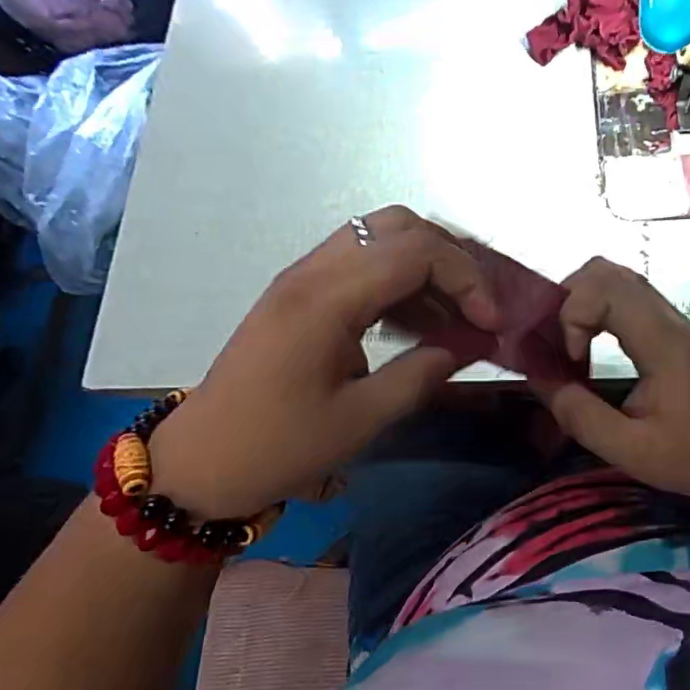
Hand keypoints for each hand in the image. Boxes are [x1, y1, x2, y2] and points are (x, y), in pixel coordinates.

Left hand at [148, 207, 497, 516]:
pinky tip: (417, 319)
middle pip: (399, 226)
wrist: (200, 463)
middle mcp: (313, 271)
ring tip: (453, 315)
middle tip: (474, 307)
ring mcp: (303, 277)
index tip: (490, 324)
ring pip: (380, 236)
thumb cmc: (278, 447)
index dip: (466, 279)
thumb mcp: (361, 419)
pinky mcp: (300, 292)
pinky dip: (400, 277)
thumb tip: (471, 343)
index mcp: (325, 299)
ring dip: (426, 264)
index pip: (415, 252)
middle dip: (450, 258)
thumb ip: (422, 373)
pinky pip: (361, 261)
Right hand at [531, 258, 689, 503]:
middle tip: (558, 346)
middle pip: (604, 272)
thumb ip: (583, 418)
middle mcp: (664, 317)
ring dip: (578, 302)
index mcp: (661, 343)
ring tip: (568, 344)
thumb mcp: (632, 453)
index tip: (572, 360)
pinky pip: (619, 293)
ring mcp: (666, 316)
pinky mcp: (662, 324)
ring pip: (611, 276)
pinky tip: (587, 344)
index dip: (573, 317)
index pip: (606, 291)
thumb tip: (543, 382)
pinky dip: (592, 308)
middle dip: (567, 302)